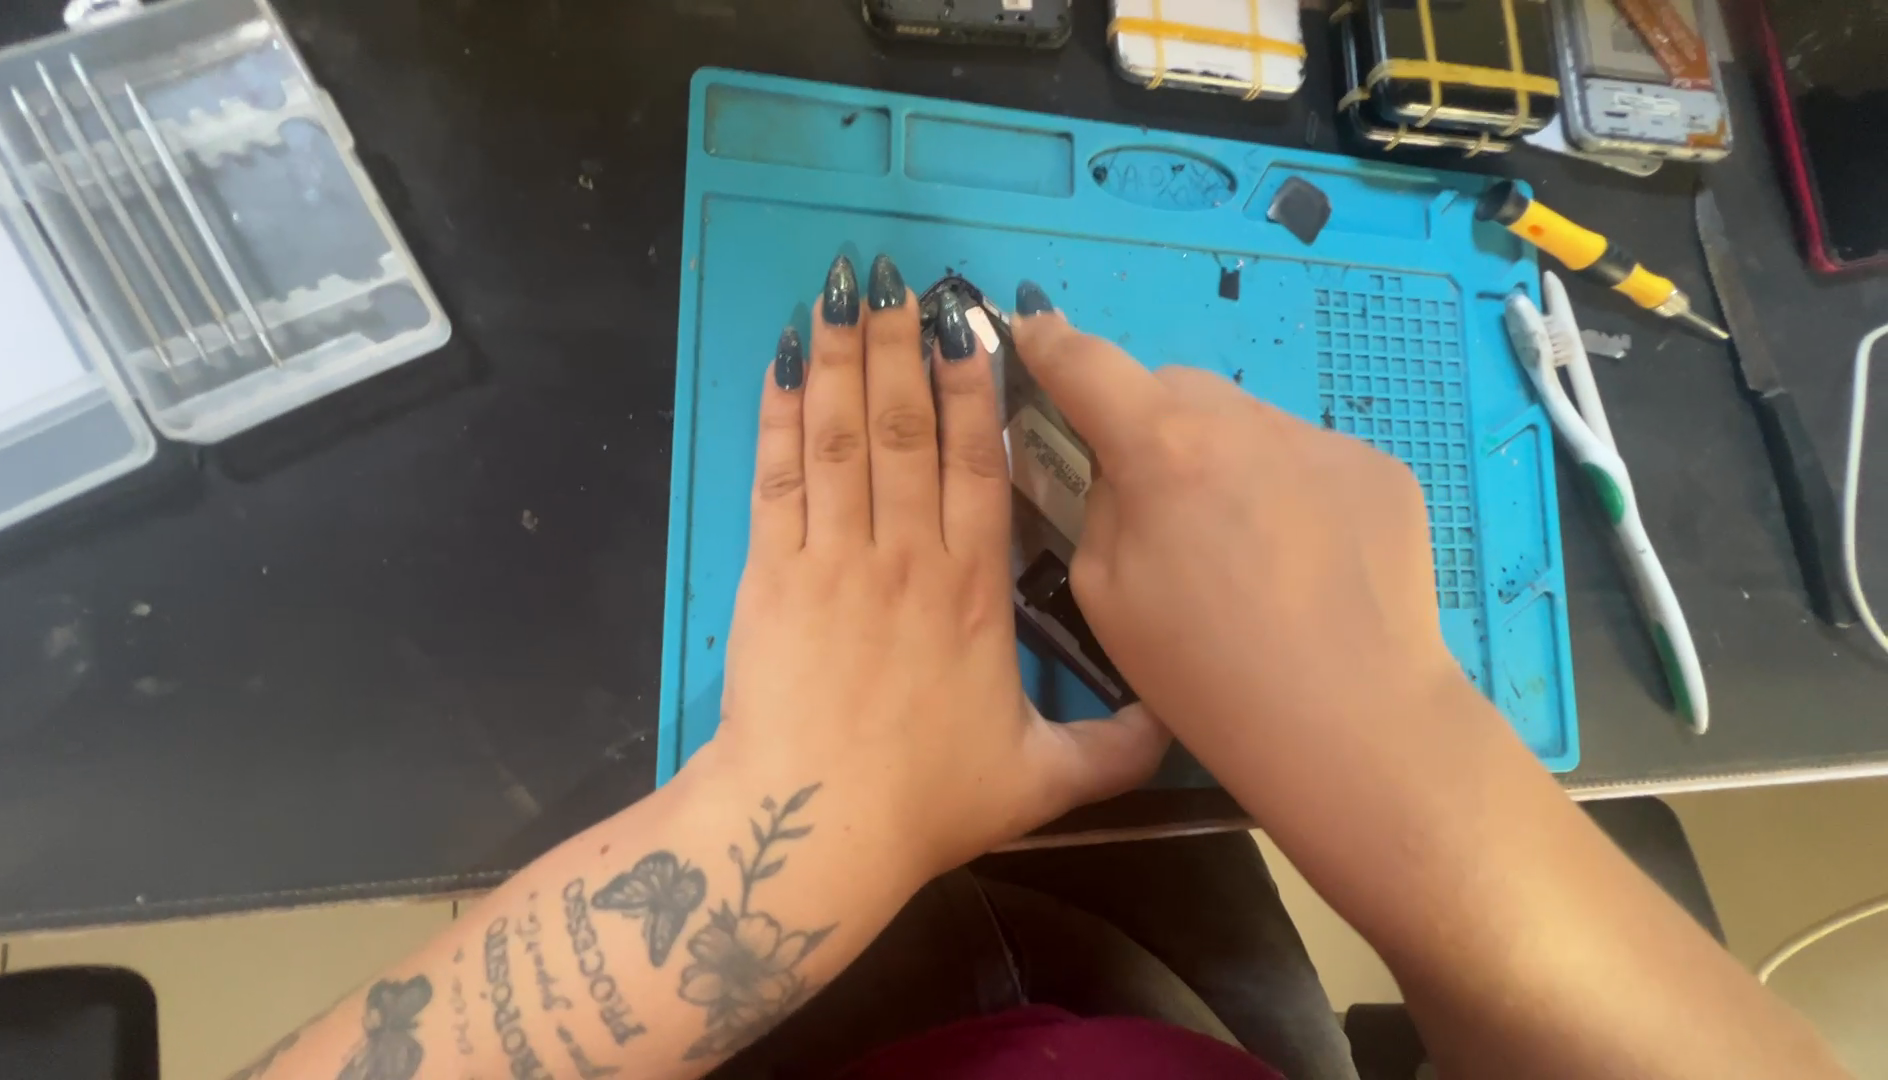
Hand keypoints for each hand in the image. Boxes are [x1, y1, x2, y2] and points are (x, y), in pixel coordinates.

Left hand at [707, 257, 1168, 882]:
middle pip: (904, 428)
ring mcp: (831, 556)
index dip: (971, 387)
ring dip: (842, 359)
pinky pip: (775, 478)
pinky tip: (781, 363)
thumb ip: (1116, 750)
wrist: (814, 830)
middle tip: (895, 278)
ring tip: (840, 291)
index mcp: (973, 589)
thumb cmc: (925, 801)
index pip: (977, 464)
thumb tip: (1179, 726)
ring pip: (840, 437)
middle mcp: (905, 554)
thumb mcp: (1041, 783)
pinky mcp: (769, 571)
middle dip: (899, 346)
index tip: (966, 324)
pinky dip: (777, 417)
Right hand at [1009, 286, 1460, 768]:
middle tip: (1149, 492)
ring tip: (1234, 541)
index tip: (1033, 329)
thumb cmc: (1202, 673)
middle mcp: (1246, 421)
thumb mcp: (1103, 592)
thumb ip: (1099, 504)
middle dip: (1145, 420)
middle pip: (1172, 387)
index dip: (1051, 345)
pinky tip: (1295, 556)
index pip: (1089, 367)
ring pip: (1240, 420)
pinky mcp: (1379, 468)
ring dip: (1215, 454)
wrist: (1353, 730)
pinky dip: (1278, 485)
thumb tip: (1121, 468)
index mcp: (1164, 451)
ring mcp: (1323, 439)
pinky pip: (1301, 455)